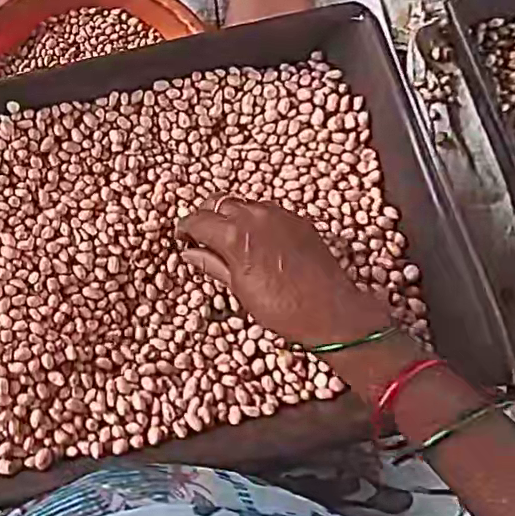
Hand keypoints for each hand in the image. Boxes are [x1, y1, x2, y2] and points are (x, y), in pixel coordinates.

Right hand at [176, 198, 392, 349]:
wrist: (331, 312)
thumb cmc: (283, 307)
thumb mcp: (238, 288)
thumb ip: (212, 264)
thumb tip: (191, 253)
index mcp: (233, 235)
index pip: (197, 220)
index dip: (186, 229)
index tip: (183, 239)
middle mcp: (255, 217)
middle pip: (217, 203)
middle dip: (206, 218)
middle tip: (202, 238)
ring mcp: (278, 216)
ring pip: (242, 203)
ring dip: (230, 216)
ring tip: (229, 240)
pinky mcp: (296, 220)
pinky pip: (266, 211)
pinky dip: (253, 220)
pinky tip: (255, 241)